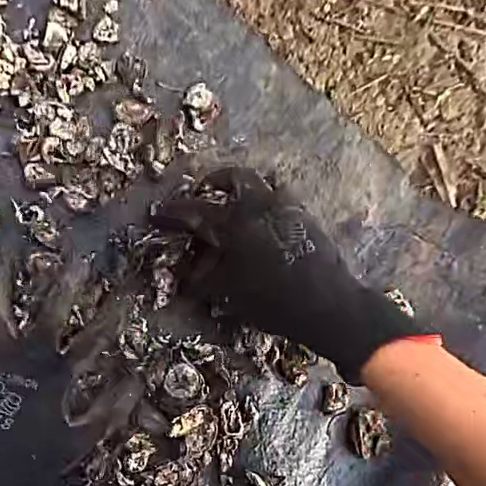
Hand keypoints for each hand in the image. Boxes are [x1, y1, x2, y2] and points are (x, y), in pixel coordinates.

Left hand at [0, 253, 138, 485]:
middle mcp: (26, 352)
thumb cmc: (35, 458)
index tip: (129, 292)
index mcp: (57, 371)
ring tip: (6, 244)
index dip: (116, 312)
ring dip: (4, 271)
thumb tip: (137, 378)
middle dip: (69, 279)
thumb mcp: (82, 439)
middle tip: (78, 256)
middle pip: (52, 306)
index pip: (96, 335)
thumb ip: (111, 407)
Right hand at [151, 167, 431, 381]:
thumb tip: (182, 269)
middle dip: (213, 183)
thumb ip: (200, 276)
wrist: (329, 307)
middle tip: (200, 194)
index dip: (172, 212)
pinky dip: (260, 206)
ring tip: (229, 211)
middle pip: (234, 178)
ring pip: (260, 185)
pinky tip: (255, 229)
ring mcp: (288, 208)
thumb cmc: (270, 300)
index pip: (194, 210)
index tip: (157, 214)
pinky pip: (277, 200)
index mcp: (236, 221)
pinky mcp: (305, 218)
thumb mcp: (225, 291)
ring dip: (241, 192)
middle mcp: (261, 204)